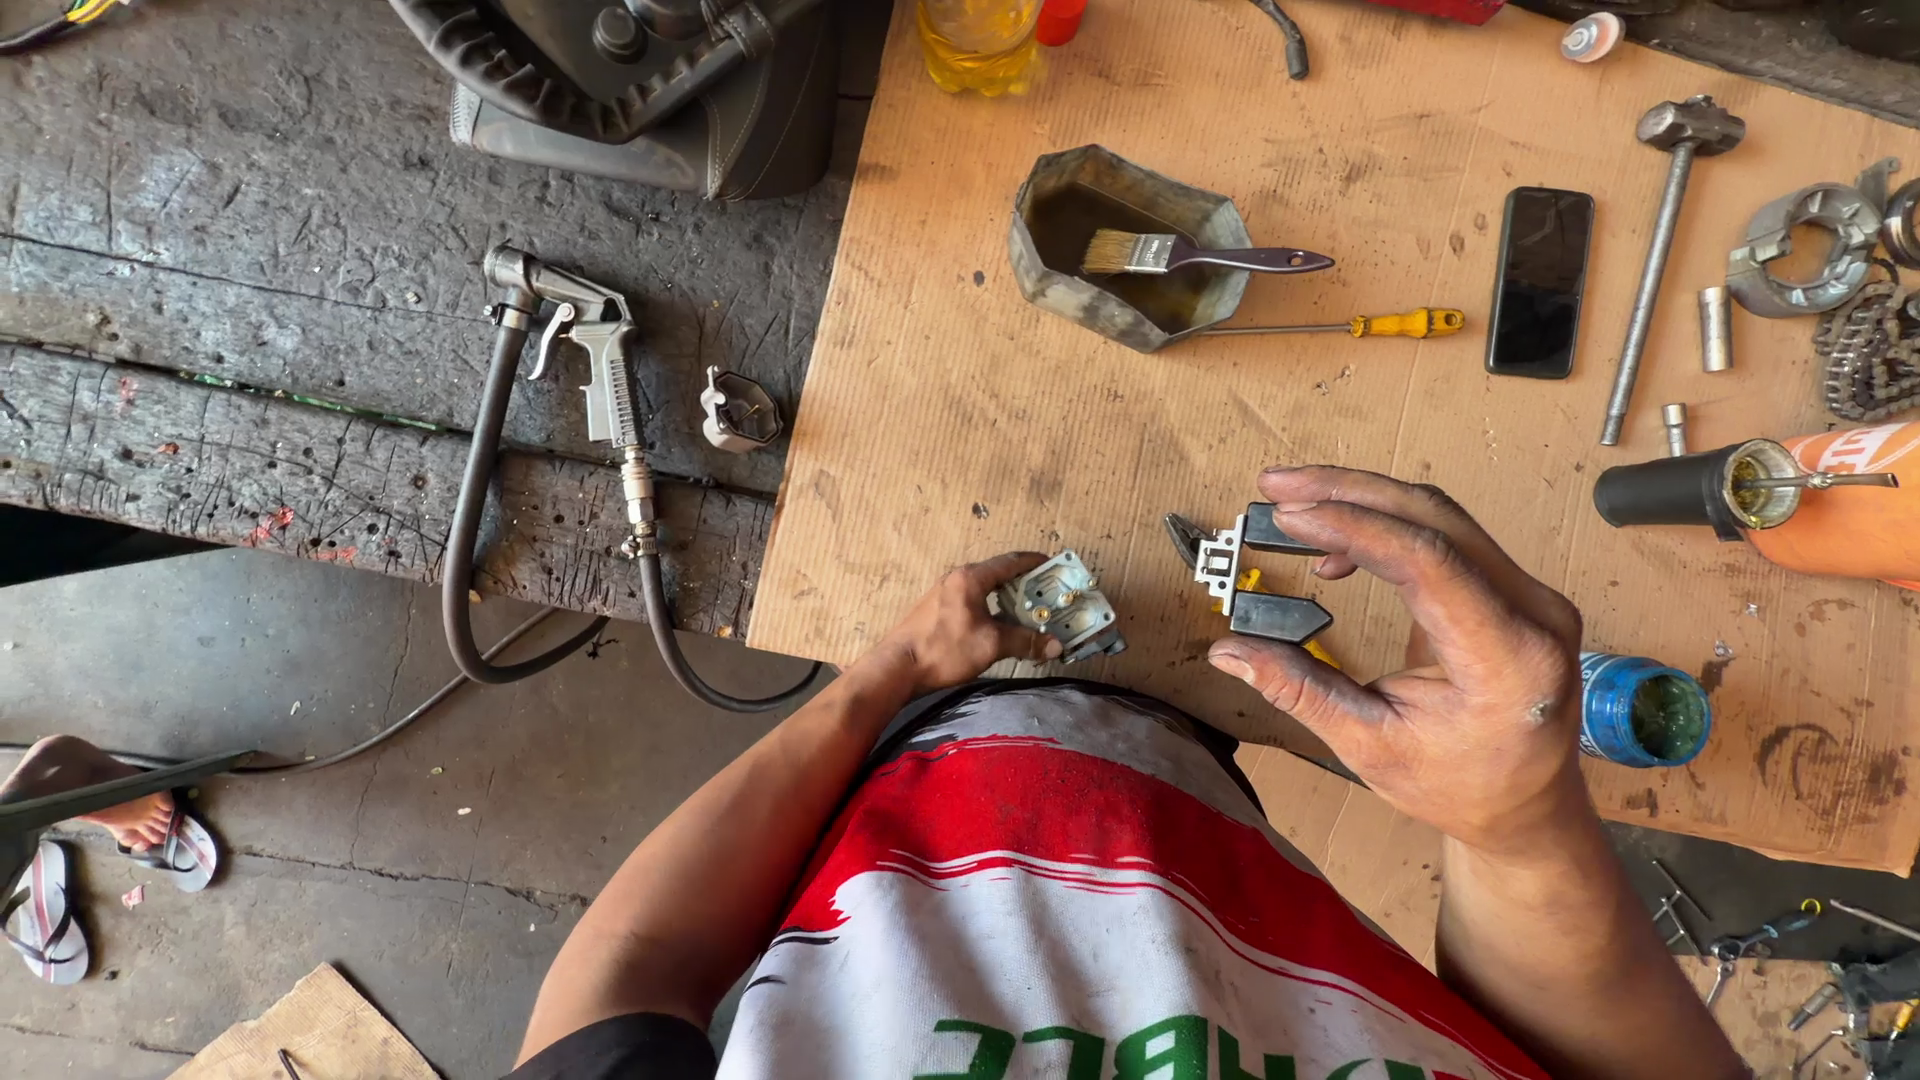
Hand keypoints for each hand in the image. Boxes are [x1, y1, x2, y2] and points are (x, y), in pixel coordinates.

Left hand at [857, 552, 1063, 698]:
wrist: (899, 667)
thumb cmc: (944, 648)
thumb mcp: (991, 644)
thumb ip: (1025, 641)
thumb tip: (1056, 646)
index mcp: (971, 578)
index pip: (1011, 561)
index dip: (1035, 563)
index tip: (1056, 566)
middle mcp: (958, 579)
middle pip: (999, 574)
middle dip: (1026, 584)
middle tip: (1049, 595)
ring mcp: (945, 594)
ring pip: (985, 590)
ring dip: (1009, 599)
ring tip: (1030, 612)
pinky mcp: (938, 611)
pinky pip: (974, 602)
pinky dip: (993, 609)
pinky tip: (1001, 626)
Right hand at [1206, 466, 1587, 856]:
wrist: (1527, 805)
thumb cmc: (1455, 786)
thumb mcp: (1368, 746)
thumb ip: (1298, 690)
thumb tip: (1225, 651)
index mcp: (1506, 658)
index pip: (1428, 562)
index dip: (1353, 528)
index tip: (1287, 515)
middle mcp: (1532, 612)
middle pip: (1434, 519)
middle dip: (1348, 492)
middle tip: (1275, 486)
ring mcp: (1528, 594)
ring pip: (1438, 515)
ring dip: (1360, 499)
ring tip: (1291, 500)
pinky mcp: (1511, 589)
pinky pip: (1441, 535)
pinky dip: (1380, 528)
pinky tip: (1333, 551)